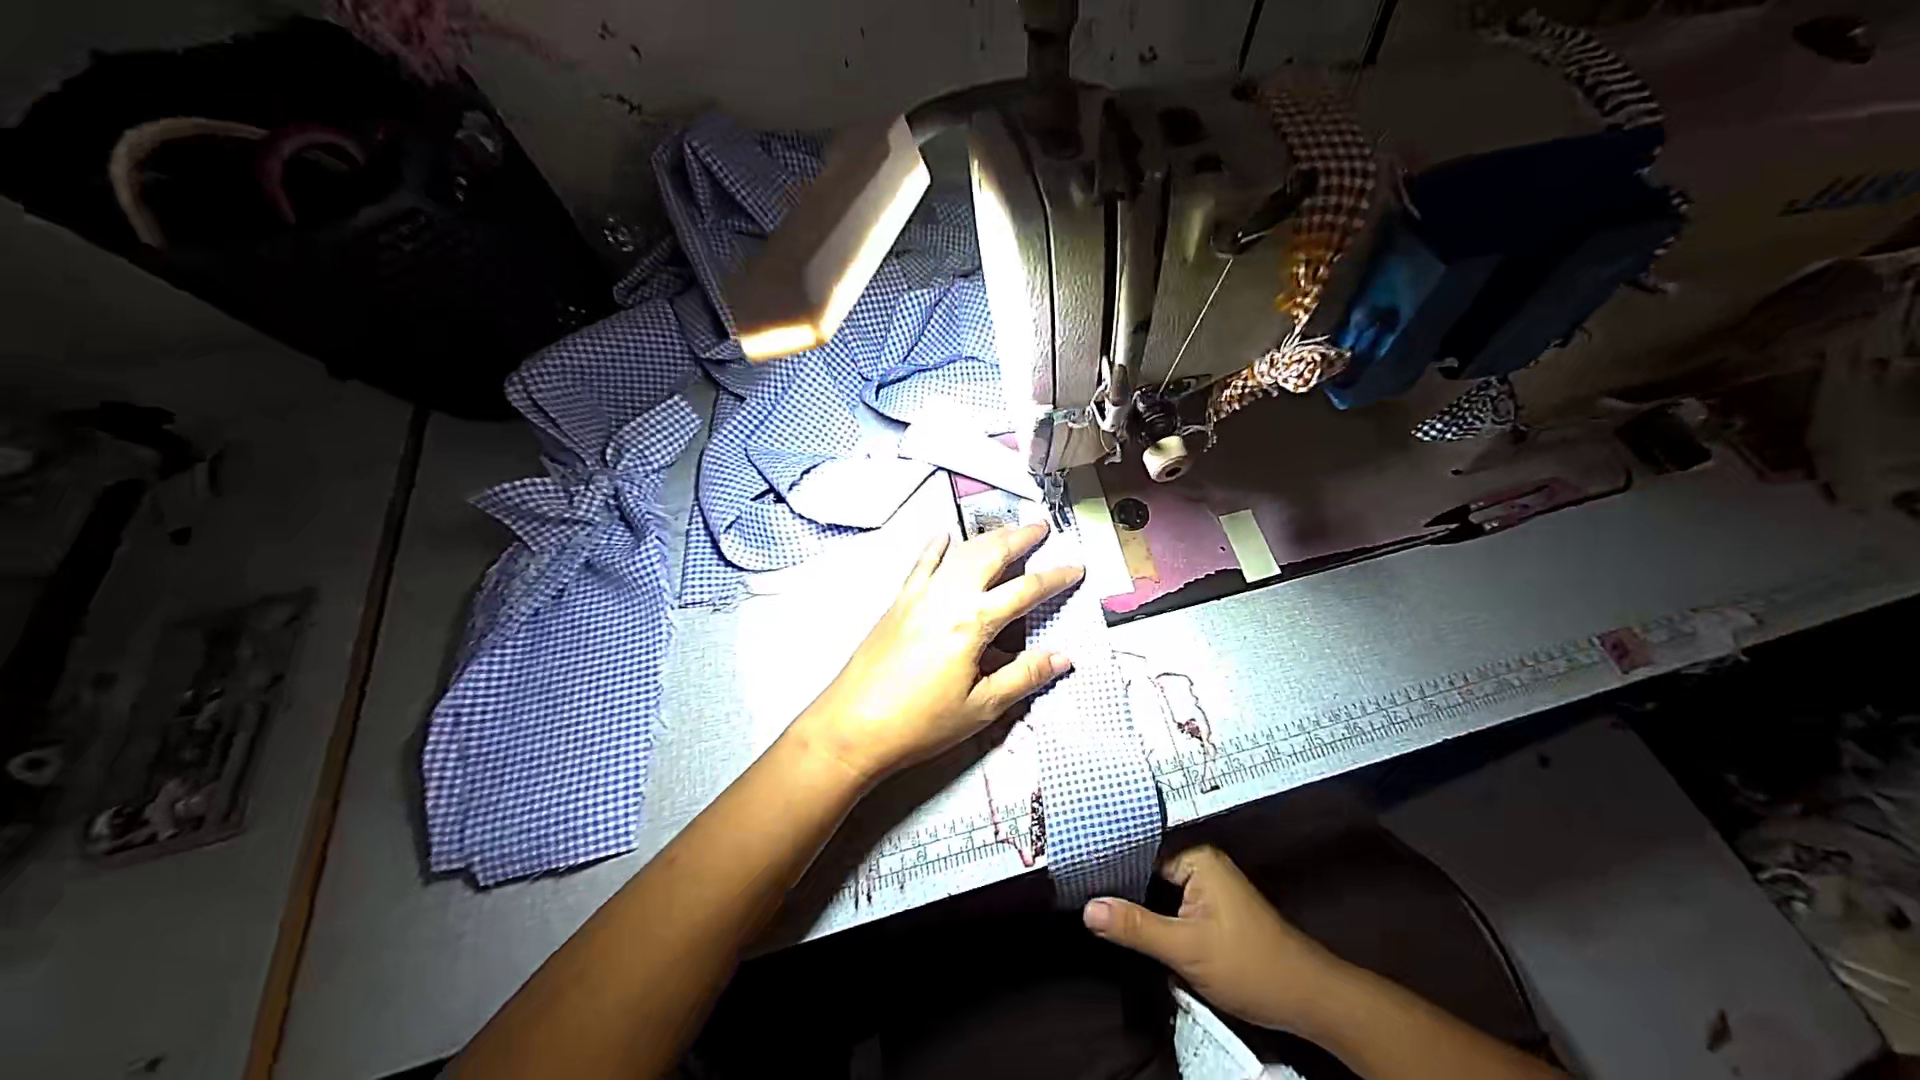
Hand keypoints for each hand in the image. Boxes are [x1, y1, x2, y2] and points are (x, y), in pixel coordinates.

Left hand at [789, 523, 1083, 785]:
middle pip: (989, 554)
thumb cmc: (917, 723)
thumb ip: (1023, 677)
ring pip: (957, 552)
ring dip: (985, 537)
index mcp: (972, 623)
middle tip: (1039, 528)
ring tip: (1004, 531)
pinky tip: (943, 537)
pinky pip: (921, 564)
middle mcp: (945, 598)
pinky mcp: (897, 603)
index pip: (1024, 590)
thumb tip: (1061, 658)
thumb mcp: (981, 707)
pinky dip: (937, 547)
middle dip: (1018, 538)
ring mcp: (918, 596)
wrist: (851, 725)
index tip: (1073, 568)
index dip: (1054, 577)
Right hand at [1082, 846, 1342, 1033]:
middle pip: (1146, 867)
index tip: (1074, 868)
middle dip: (1117, 883)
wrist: (1308, 1000)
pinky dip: (1150, 914)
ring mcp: (1206, 885)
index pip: (1139, 849)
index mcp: (1197, 857)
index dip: (1107, 861)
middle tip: (1076, 887)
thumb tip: (1087, 909)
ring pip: (1156, 888)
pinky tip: (1125, 921)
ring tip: (1090, 900)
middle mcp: (1200, 863)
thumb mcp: (1185, 949)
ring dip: (1133, 902)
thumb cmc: (1249, 966)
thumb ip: (1135, 927)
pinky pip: (1168, 902)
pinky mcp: (1208, 909)